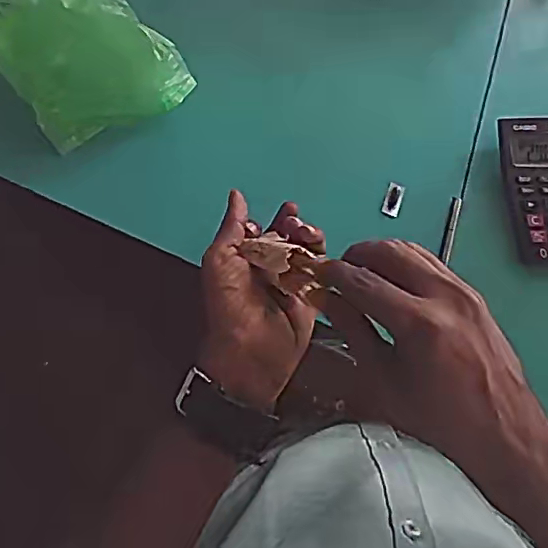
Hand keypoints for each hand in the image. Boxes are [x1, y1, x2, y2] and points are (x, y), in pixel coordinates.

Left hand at [196, 190, 321, 410]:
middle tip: (296, 225)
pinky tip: (321, 258)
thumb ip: (232, 227)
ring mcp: (293, 283)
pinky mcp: (313, 299)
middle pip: (293, 237)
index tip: (286, 212)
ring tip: (307, 237)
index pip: (268, 229)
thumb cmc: (226, 307)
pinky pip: (325, 275)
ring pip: (310, 251)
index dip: (278, 219)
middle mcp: (272, 268)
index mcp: (248, 257)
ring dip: (312, 239)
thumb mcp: (220, 259)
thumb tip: (236, 196)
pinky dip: (327, 263)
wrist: (248, 352)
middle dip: (297, 225)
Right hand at [319, 240, 547, 501]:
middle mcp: (444, 296)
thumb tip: (329, 300)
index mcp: (420, 323)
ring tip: (362, 274)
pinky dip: (406, 262)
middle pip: (389, 251)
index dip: (334, 274)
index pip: (364, 281)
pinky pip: (432, 262)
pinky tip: (393, 282)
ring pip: (412, 250)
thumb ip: (355, 332)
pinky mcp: (473, 294)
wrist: (504, 434)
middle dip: (357, 254)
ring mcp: (463, 291)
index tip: (318, 274)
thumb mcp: (385, 383)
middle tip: (339, 271)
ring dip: (381, 254)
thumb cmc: (442, 423)